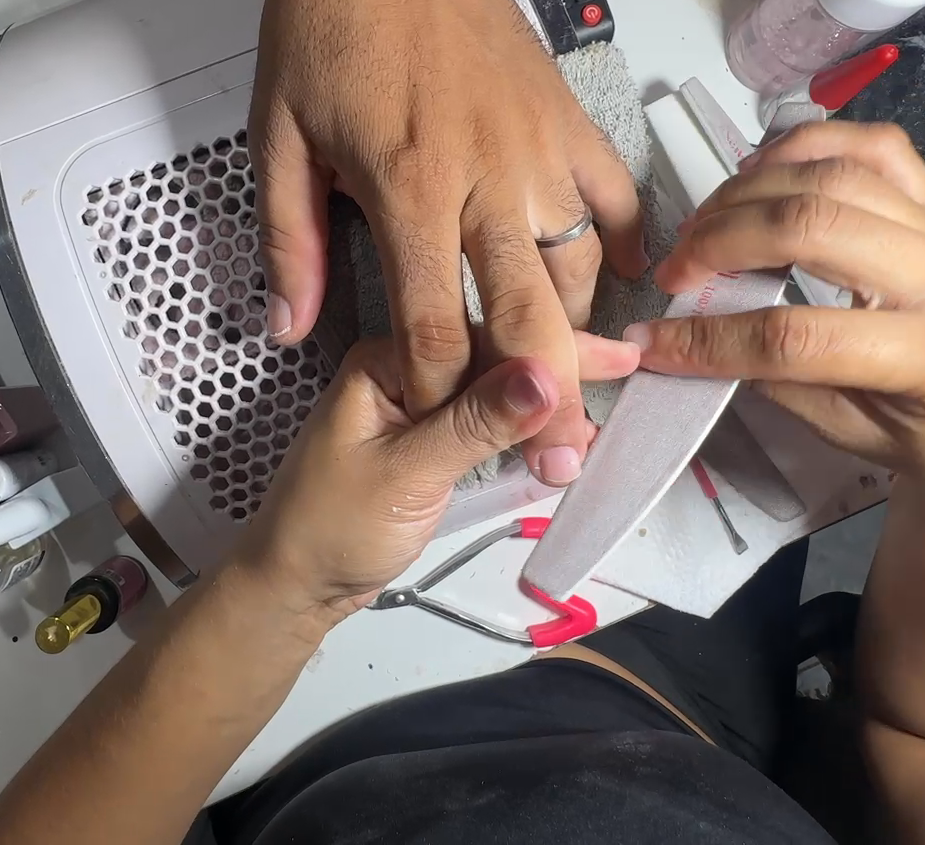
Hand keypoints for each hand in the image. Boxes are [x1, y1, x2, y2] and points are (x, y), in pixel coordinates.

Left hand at [230, 333, 639, 623]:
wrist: (293, 586)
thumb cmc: (336, 526)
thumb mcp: (409, 471)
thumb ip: (477, 423)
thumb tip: (548, 375)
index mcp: (387, 358)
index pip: (478, 339)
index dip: (544, 352)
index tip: (613, 360)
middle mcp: (404, 370)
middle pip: (491, 361)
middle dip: (556, 368)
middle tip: (630, 360)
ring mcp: (416, 406)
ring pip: (493, 393)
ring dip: (547, 399)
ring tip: (612, 387)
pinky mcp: (427, 441)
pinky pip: (483, 424)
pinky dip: (523, 428)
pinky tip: (563, 425)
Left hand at [249, 0, 646, 486]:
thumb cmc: (323, 34)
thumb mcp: (278, 141)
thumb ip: (289, 244)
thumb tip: (287, 328)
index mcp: (409, 189)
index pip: (436, 324)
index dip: (443, 388)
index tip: (444, 419)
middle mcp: (487, 179)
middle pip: (529, 312)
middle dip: (544, 394)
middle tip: (560, 450)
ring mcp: (539, 147)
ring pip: (578, 265)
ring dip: (577, 329)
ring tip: (574, 376)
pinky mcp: (568, 117)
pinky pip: (616, 196)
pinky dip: (626, 246)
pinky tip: (622, 284)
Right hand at [626, 121, 924, 499]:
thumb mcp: (842, 429)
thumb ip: (767, 375)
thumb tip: (680, 335)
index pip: (796, 337)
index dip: (708, 338)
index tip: (650, 338)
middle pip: (815, 227)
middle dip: (721, 243)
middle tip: (675, 270)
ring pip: (835, 176)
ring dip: (747, 194)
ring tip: (704, 226)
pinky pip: (874, 146)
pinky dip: (803, 147)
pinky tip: (757, 172)